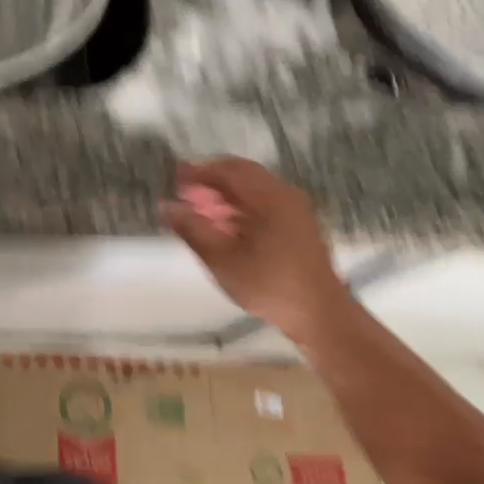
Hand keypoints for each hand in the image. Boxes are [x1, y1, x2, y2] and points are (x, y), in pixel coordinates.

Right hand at [160, 157, 354, 337]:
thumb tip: (165, 207)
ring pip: (252, 190)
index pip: (228, 170)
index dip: (198, 172)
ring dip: (223, 195)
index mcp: (269, 197)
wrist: (318, 313)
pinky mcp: (297, 226)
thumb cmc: (267, 284)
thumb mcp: (221, 258)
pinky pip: (262, 204)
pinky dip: (238, 207)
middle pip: (242, 175)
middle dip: (210, 181)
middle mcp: (284, 195)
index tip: (172, 180)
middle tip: (182, 194)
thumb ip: (191, 229)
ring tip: (197, 212)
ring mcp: (294, 210)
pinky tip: (221, 226)